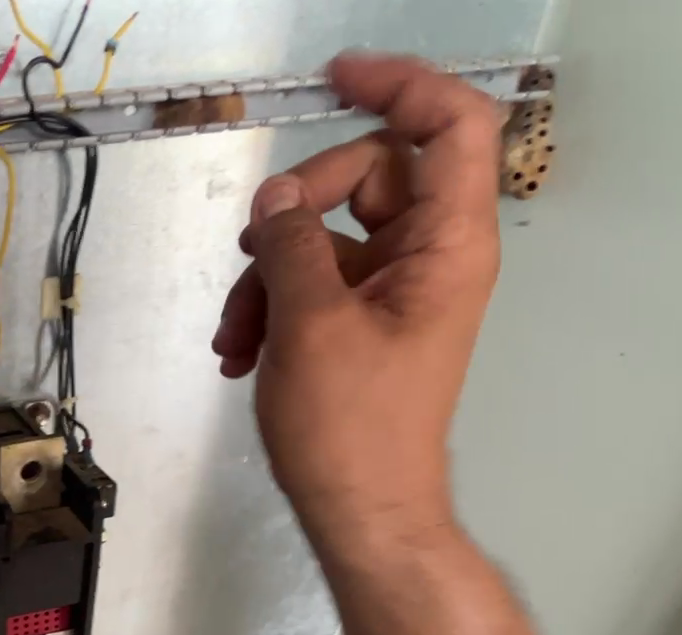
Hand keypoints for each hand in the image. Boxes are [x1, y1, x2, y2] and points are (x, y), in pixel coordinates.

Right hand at [213, 52, 503, 556]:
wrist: (360, 510)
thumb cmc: (349, 425)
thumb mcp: (310, 327)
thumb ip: (292, 248)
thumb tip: (273, 200)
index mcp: (445, 245)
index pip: (449, 128)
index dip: (400, 86)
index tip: (335, 77)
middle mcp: (424, 258)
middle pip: (361, 183)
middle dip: (290, 220)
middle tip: (247, 260)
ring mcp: (387, 295)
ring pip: (319, 244)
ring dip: (262, 283)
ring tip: (232, 341)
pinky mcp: (354, 327)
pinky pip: (308, 290)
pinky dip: (268, 313)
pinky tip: (239, 356)